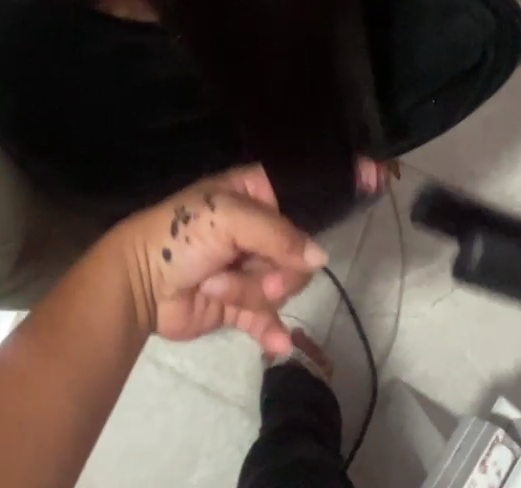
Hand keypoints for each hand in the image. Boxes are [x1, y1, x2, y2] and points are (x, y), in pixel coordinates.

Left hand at [112, 161, 381, 355]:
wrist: (140, 283)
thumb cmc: (181, 234)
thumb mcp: (227, 216)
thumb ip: (277, 233)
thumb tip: (318, 255)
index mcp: (256, 194)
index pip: (307, 185)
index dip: (341, 181)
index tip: (380, 176)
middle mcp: (259, 229)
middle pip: (302, 251)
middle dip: (277, 267)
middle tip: (247, 268)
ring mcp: (251, 268)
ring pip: (286, 286)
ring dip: (254, 293)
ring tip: (220, 287)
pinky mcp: (241, 305)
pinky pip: (270, 321)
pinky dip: (271, 331)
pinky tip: (272, 344)